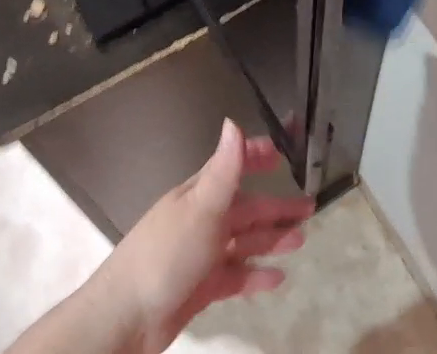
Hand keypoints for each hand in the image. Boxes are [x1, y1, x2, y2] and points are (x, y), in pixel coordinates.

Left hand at [96, 120, 313, 352]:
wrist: (127, 315)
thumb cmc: (167, 254)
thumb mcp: (200, 207)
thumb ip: (223, 169)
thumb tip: (234, 122)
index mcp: (198, 195)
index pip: (230, 167)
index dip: (254, 157)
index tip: (282, 152)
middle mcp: (200, 221)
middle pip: (244, 209)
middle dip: (275, 206)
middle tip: (309, 208)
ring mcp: (200, 255)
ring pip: (243, 242)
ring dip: (271, 238)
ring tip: (301, 238)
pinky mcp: (201, 288)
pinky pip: (235, 277)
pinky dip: (256, 275)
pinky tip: (278, 278)